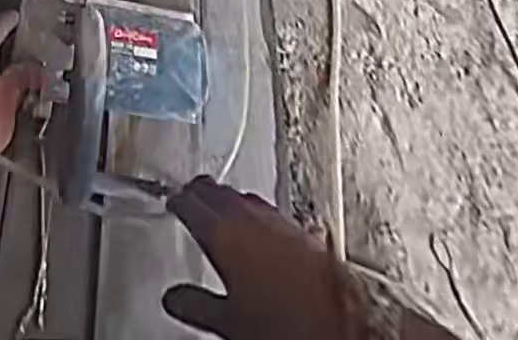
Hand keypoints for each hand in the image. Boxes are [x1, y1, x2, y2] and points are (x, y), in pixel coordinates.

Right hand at [163, 177, 355, 338]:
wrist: (346, 330)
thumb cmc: (286, 327)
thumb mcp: (229, 324)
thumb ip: (196, 305)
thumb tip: (174, 298)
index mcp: (222, 233)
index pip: (189, 202)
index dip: (176, 201)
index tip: (171, 202)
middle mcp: (246, 217)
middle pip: (212, 190)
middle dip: (196, 192)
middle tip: (187, 198)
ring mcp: (275, 219)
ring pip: (239, 196)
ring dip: (224, 199)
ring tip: (218, 210)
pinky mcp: (299, 229)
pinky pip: (266, 209)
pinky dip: (252, 212)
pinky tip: (257, 227)